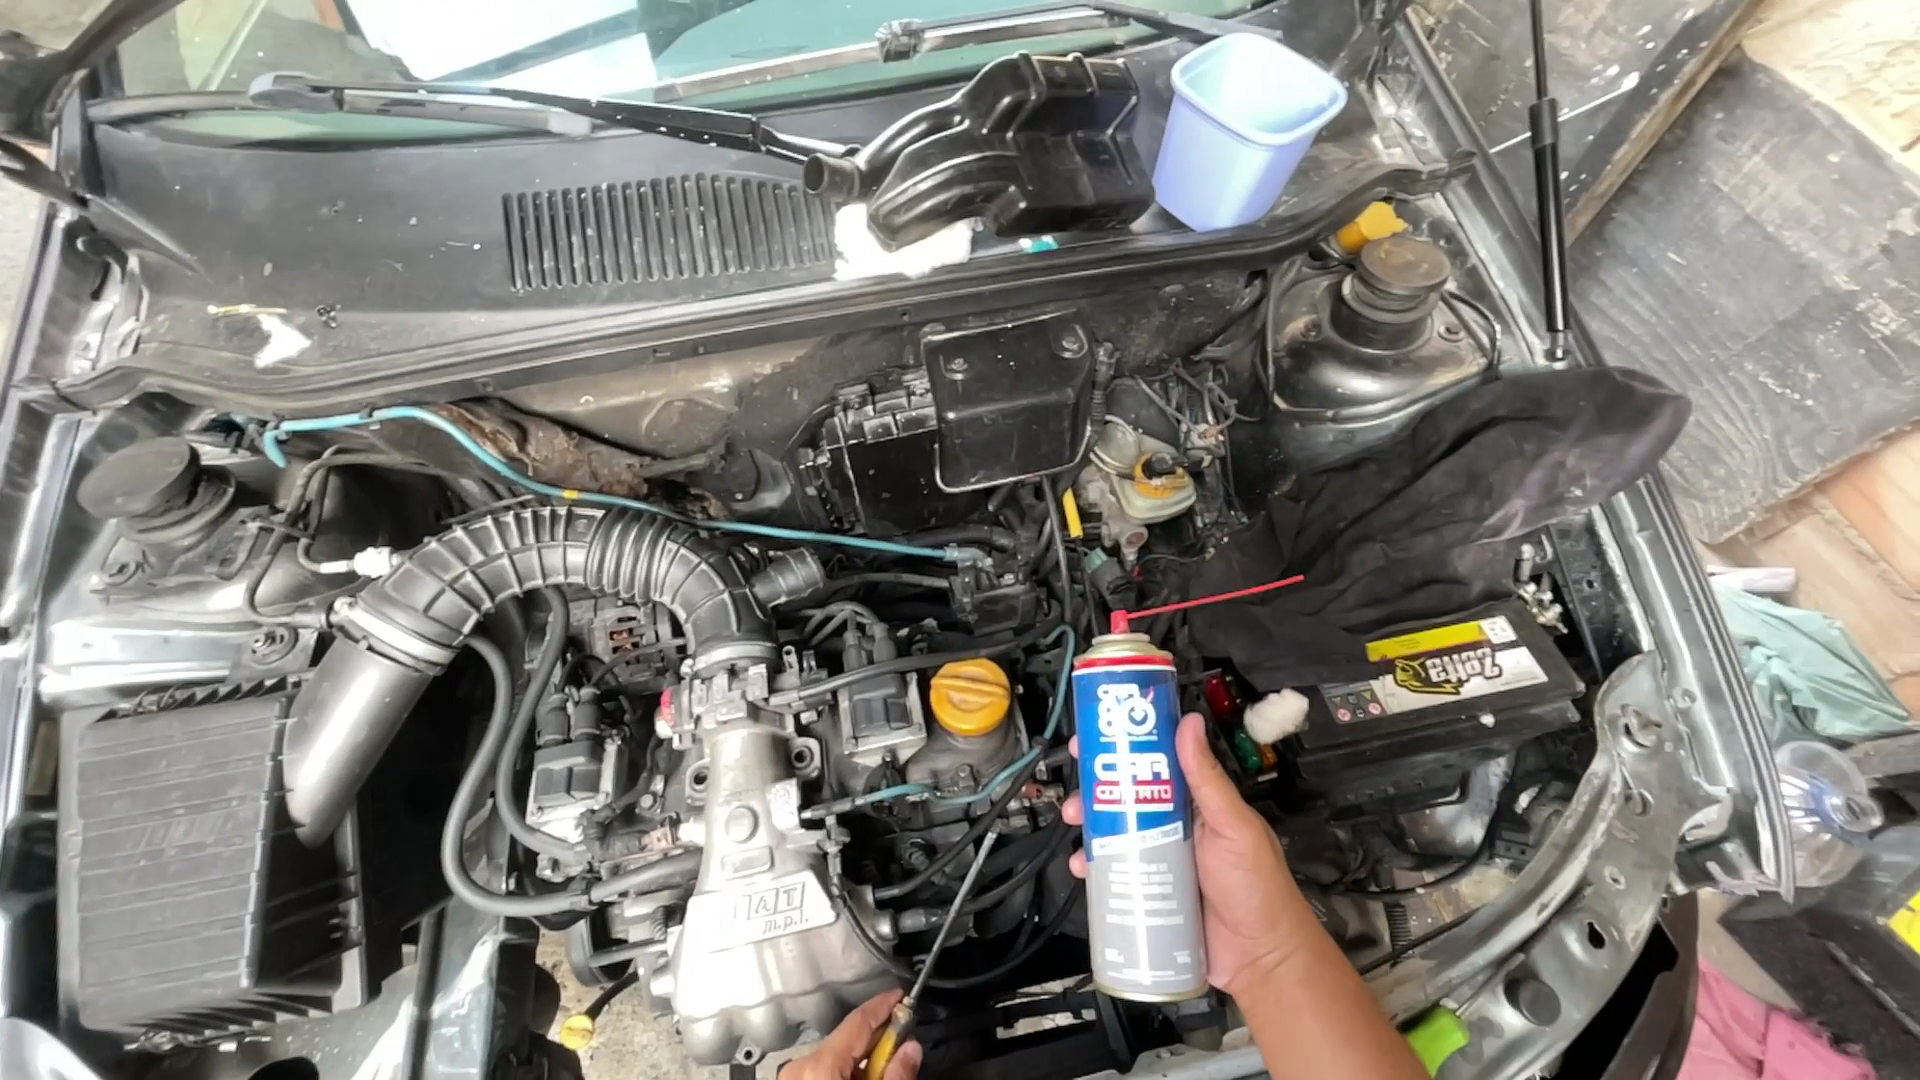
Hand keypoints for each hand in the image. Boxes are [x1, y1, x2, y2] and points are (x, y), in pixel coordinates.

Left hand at [779, 989, 921, 1079]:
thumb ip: (896, 1075)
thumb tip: (911, 1048)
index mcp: (818, 1065)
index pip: (858, 1019)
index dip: (884, 1004)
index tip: (902, 995)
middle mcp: (799, 1065)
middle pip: (848, 1035)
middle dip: (878, 1036)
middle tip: (905, 1039)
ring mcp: (791, 1076)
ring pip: (836, 1053)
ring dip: (863, 1056)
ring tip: (884, 1069)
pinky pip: (823, 1068)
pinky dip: (846, 1070)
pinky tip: (862, 1079)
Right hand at [1063, 712, 1316, 996]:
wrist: (1261, 961)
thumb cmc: (1258, 888)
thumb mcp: (1233, 827)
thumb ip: (1208, 779)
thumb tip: (1190, 722)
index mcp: (1194, 802)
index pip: (1153, 763)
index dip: (1122, 749)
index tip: (1092, 738)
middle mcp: (1172, 826)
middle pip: (1124, 798)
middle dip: (1094, 790)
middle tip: (1076, 791)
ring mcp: (1157, 859)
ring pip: (1113, 833)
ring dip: (1088, 826)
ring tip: (1075, 827)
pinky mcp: (1147, 891)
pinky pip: (1113, 873)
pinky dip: (1093, 867)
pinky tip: (1083, 868)